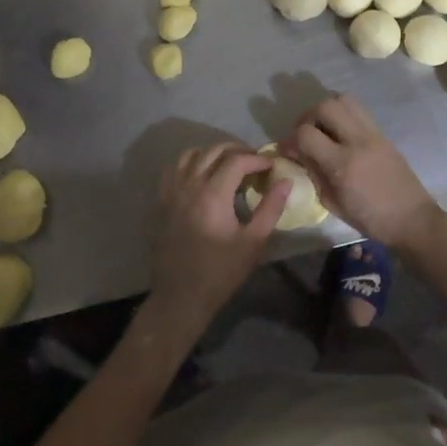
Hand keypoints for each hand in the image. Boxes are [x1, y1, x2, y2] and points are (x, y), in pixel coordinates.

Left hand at [149, 143, 287, 325]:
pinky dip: (189, 163)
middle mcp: (189, 185)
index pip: (237, 160)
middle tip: (255, 162)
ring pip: (190, 155)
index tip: (272, 166)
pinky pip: (173, 169)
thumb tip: (285, 181)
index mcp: (213, 194)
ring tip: (228, 164)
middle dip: (237, 150)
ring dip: (211, 153)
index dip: (257, 159)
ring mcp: (171, 192)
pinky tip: (201, 175)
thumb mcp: (253, 242)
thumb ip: (270, 208)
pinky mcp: (161, 202)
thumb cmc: (221, 272)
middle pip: (213, 151)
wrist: (182, 295)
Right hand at [280, 95, 446, 252]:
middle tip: (304, 134)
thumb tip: (298, 155)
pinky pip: (358, 111)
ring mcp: (373, 134)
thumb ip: (313, 174)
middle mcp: (358, 141)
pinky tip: (339, 134)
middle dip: (307, 117)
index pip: (306, 134)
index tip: (287, 150)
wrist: (411, 218)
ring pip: (344, 100)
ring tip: (322, 129)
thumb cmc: (370, 219)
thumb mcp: (332, 203)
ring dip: (326, 110)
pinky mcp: (383, 134)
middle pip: (325, 106)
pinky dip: (343, 115)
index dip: (289, 139)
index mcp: (342, 164)